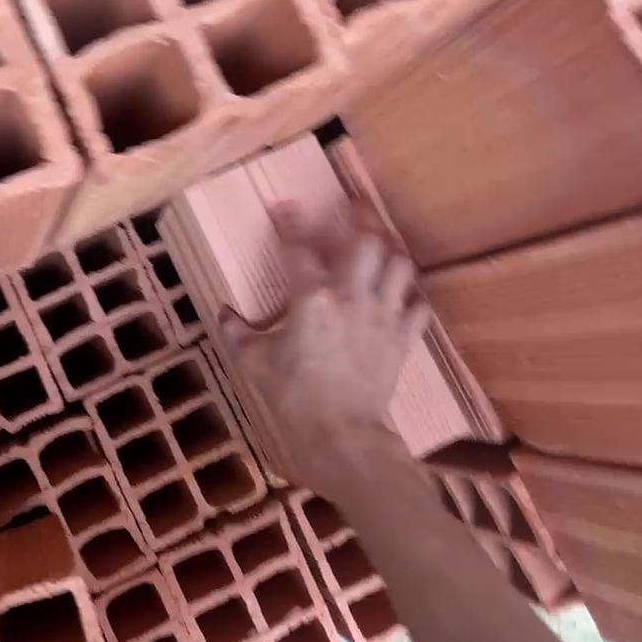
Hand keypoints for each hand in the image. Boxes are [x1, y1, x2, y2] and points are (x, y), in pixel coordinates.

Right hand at [219, 202, 430, 508]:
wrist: (343, 435)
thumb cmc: (293, 397)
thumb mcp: (254, 363)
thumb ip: (237, 332)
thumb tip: (223, 312)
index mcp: (312, 299)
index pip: (299, 250)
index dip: (289, 224)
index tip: (283, 206)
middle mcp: (352, 297)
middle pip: (367, 242)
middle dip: (360, 218)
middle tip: (351, 207)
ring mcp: (383, 317)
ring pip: (399, 266)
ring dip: (389, 250)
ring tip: (380, 242)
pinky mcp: (403, 339)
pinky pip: (418, 306)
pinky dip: (411, 294)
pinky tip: (401, 293)